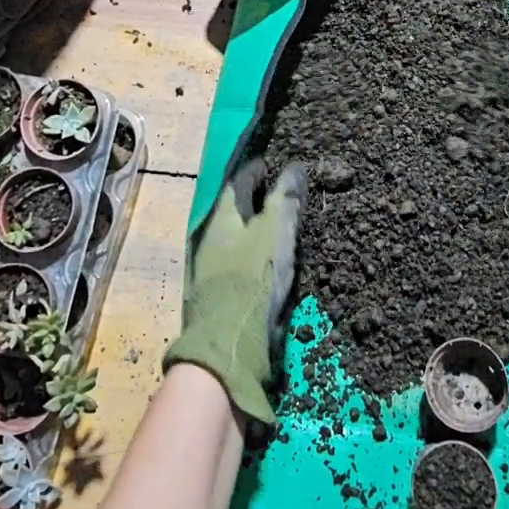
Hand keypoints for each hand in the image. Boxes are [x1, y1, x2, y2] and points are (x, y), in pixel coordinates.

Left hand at [164, 156, 305, 423]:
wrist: (230, 345)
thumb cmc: (252, 279)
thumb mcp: (276, 232)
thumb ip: (285, 198)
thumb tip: (295, 166)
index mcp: (223, 218)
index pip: (239, 182)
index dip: (258, 171)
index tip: (274, 164)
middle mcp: (213, 238)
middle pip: (237, 209)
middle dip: (258, 198)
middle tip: (284, 191)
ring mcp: (215, 268)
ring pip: (239, 236)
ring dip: (259, 227)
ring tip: (284, 223)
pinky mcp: (223, 293)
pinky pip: (243, 260)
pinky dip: (260, 252)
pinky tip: (275, 260)